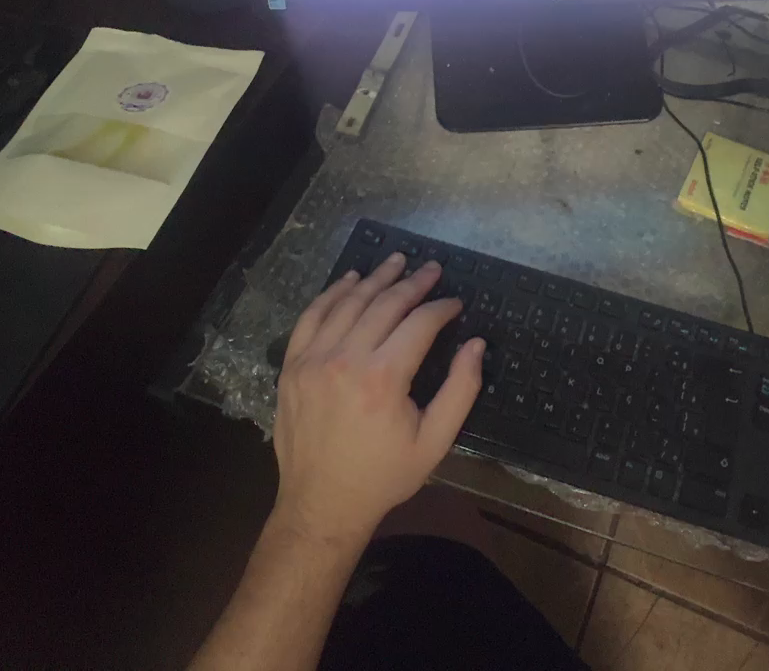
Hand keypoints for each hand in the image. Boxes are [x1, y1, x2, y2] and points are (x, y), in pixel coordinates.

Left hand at [270, 253, 483, 544]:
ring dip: (375, 278)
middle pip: (384, 304)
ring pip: (348, 303)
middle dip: (413, 283)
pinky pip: (311, 317)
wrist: (321, 506)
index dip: (442, 307)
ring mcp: (313, 360)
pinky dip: (332, 293)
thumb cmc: (384, 475)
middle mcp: (345, 359)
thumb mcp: (435, 441)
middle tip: (432, 269)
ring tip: (396, 262)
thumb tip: (476, 344)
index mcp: (383, 378)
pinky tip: (350, 280)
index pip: (419, 323)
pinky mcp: (292, 367)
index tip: (456, 302)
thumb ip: (461, 389)